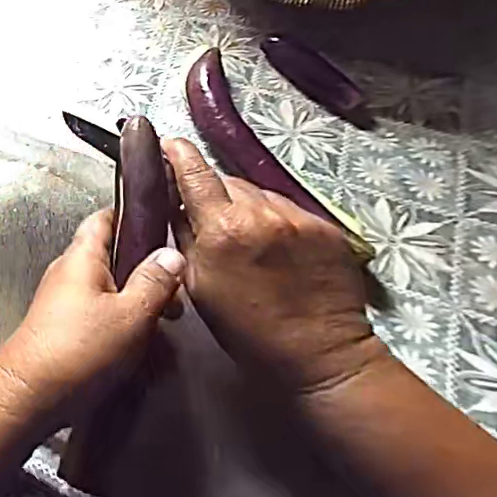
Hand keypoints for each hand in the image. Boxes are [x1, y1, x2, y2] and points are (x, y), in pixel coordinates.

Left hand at [0, 208, 184, 425]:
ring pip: (111, 289)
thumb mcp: (130, 315)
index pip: (104, 219)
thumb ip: (154, 282)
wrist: (32, 391)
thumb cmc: (80, 349)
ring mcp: (64, 298)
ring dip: (139, 304)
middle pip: (114, 257)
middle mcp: (68, 271)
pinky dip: (124, 323)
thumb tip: (171, 254)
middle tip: (175, 297)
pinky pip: (101, 312)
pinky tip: (142, 347)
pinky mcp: (64, 323)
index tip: (164, 222)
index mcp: (80, 257)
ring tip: (164, 328)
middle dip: (148, 274)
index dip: (133, 215)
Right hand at [162, 138, 386, 393]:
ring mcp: (300, 220)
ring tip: (240, 235)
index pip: (195, 174)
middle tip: (203, 214)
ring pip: (257, 192)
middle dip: (210, 191)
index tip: (168, 144)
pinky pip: (286, 208)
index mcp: (223, 230)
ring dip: (242, 204)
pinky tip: (270, 244)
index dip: (178, 154)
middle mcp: (263, 215)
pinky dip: (271, 217)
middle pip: (226, 181)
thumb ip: (183, 236)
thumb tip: (175, 207)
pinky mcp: (327, 229)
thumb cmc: (246, 326)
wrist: (318, 353)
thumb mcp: (195, 282)